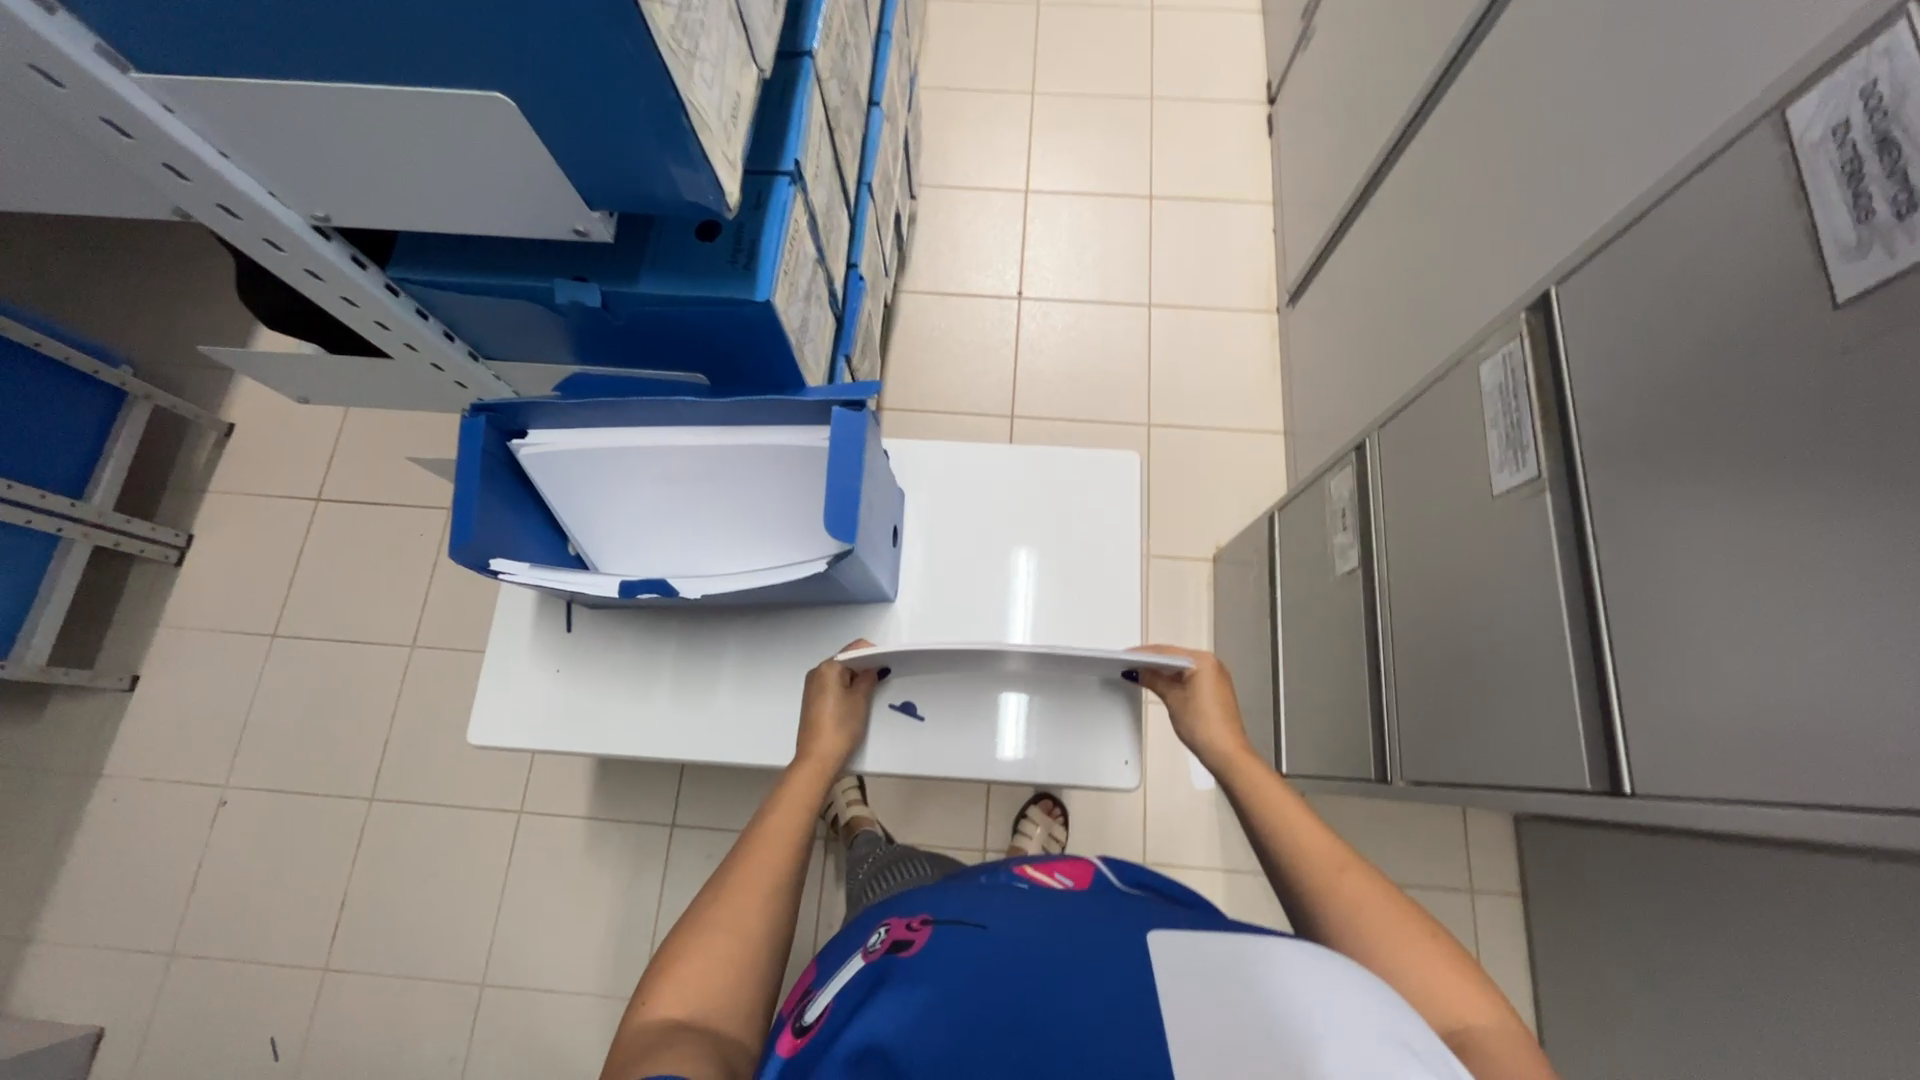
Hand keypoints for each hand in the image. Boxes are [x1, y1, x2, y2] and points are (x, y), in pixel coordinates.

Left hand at [793, 639, 880, 772]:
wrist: (817, 759)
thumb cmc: (841, 726)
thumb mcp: (860, 700)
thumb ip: (868, 678)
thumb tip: (873, 668)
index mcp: (828, 667)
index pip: (855, 649)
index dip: (874, 654)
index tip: (888, 665)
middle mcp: (817, 672)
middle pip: (846, 660)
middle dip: (864, 667)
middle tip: (883, 679)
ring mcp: (812, 686)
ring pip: (840, 674)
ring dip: (856, 679)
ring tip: (872, 692)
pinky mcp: (812, 700)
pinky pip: (833, 685)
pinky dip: (846, 688)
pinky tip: (857, 702)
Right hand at [1131, 645, 1255, 774]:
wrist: (1226, 753)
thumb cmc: (1201, 724)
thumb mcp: (1172, 698)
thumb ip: (1154, 680)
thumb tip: (1138, 671)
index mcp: (1203, 661)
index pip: (1167, 652)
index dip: (1143, 654)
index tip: (1125, 656)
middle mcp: (1212, 664)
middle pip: (1176, 657)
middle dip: (1153, 661)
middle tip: (1128, 663)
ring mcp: (1216, 677)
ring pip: (1183, 668)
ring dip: (1163, 671)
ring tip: (1139, 673)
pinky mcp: (1215, 690)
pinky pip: (1190, 677)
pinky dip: (1174, 679)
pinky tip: (1159, 683)